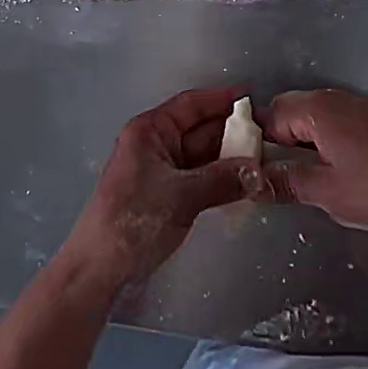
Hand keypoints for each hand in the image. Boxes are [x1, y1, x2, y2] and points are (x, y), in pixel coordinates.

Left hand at [57, 86, 260, 287]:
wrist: (98, 271)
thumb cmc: (133, 221)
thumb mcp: (181, 196)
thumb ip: (222, 179)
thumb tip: (258, 170)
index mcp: (150, 131)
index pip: (190, 104)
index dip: (220, 99)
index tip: (251, 97)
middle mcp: (156, 144)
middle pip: (200, 129)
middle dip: (232, 132)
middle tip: (269, 137)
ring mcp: (161, 171)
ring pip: (202, 155)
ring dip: (229, 158)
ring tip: (265, 160)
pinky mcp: (167, 195)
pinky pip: (200, 177)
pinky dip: (220, 179)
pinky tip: (244, 183)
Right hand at [260, 88, 367, 235]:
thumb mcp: (330, 194)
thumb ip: (288, 183)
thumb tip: (256, 179)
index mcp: (317, 110)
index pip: (268, 115)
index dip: (255, 142)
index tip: (251, 171)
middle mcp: (335, 100)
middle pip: (290, 112)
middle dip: (278, 143)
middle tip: (277, 179)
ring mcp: (359, 107)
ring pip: (314, 120)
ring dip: (303, 144)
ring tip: (306, 181)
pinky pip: (336, 125)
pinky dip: (327, 144)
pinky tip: (338, 173)